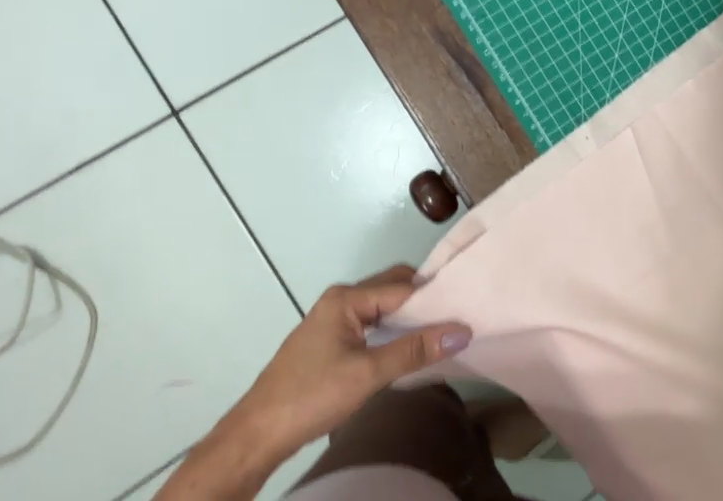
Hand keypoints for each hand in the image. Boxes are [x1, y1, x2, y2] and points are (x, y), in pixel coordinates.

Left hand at [219, 265, 471, 462]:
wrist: (256, 435)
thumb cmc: (311, 397)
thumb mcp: (368, 374)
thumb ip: (415, 350)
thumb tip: (462, 331)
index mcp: (346, 298)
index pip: (402, 287)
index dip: (434, 297)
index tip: (466, 308)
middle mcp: (340, 301)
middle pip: (392, 290)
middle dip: (423, 302)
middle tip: (457, 318)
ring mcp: (333, 321)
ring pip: (382, 309)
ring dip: (408, 318)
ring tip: (440, 333)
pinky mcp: (330, 342)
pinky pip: (371, 325)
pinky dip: (392, 331)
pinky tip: (409, 349)